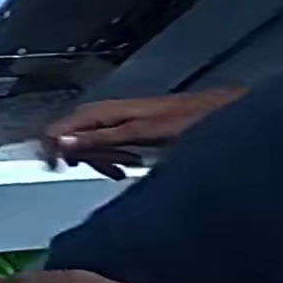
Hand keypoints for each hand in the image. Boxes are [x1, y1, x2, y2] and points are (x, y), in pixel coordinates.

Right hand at [41, 89, 245, 178]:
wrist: (230, 112)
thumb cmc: (191, 119)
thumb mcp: (142, 132)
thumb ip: (99, 138)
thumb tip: (59, 143)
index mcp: (97, 112)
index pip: (53, 130)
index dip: (52, 150)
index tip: (61, 169)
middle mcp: (98, 113)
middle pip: (67, 138)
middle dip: (83, 158)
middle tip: (110, 170)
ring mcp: (110, 120)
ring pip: (83, 144)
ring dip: (98, 160)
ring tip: (121, 170)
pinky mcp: (122, 128)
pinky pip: (100, 145)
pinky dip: (108, 158)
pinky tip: (124, 166)